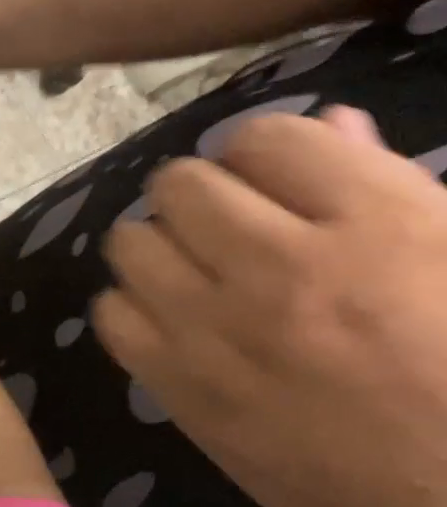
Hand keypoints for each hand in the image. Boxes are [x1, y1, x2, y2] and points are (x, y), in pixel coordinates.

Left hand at [94, 106, 446, 506]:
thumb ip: (396, 187)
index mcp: (380, 226)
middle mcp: (279, 266)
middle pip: (179, 185)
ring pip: (130, 242)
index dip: (268, 154)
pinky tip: (175, 320)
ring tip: (202, 270)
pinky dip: (133, 306)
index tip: (281, 180)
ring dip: (160, 245)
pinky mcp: (173, 383)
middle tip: (235, 225)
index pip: (267, 139)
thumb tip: (329, 124)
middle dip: (203, 195)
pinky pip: (110, 312)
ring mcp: (213, 327)